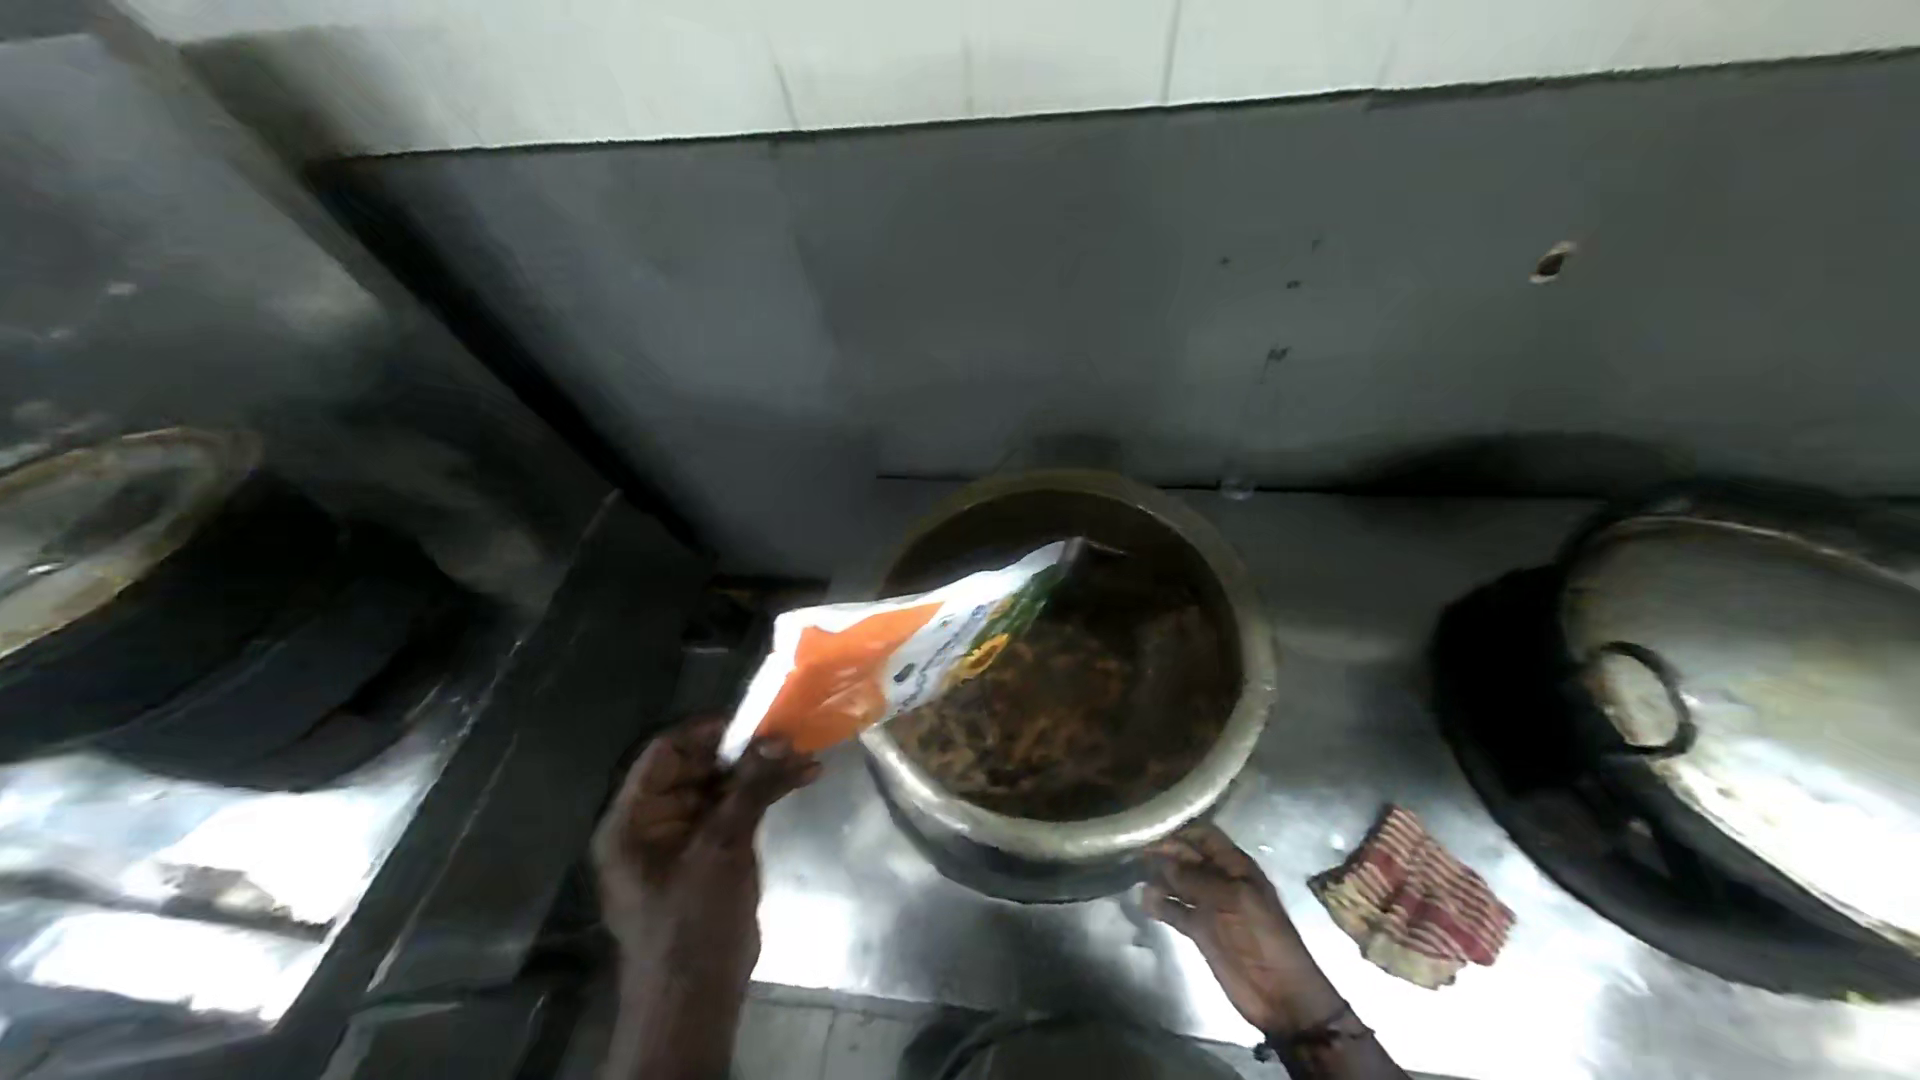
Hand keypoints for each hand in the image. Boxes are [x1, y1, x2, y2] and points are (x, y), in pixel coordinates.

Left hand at [591, 715, 818, 1076]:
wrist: (697, 1002)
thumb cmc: (692, 923)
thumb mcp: (721, 850)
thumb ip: (749, 789)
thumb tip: (778, 738)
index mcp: (632, 820)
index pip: (664, 754)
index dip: (706, 732)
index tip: (752, 721)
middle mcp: (653, 823)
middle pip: (698, 768)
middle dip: (745, 752)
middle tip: (788, 737)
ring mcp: (683, 840)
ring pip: (723, 788)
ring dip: (762, 773)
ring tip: (806, 757)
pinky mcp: (710, 855)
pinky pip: (735, 811)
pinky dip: (764, 796)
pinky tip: (801, 780)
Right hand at [1145, 823, 1342, 1039]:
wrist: (1281, 996)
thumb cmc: (1264, 938)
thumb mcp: (1236, 901)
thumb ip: (1199, 880)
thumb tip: (1163, 862)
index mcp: (1236, 868)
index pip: (1205, 837)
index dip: (1182, 831)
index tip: (1154, 828)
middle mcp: (1220, 881)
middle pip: (1188, 857)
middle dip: (1165, 852)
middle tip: (1137, 850)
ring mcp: (1208, 906)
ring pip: (1178, 882)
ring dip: (1159, 878)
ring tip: (1137, 875)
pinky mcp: (1199, 930)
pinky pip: (1175, 910)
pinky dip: (1159, 905)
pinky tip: (1145, 903)